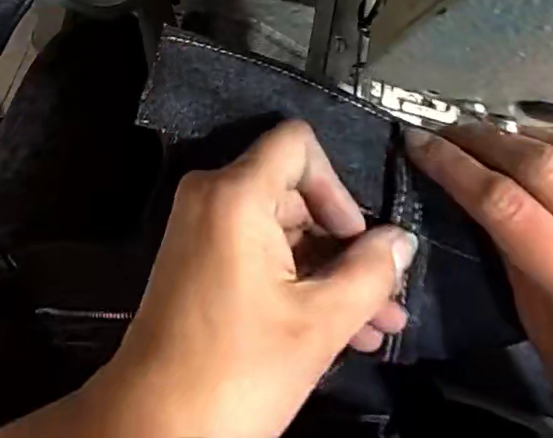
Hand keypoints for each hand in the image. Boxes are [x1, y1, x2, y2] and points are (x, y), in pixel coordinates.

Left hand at [63, 120, 416, 437]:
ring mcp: (202, 225)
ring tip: (376, 322)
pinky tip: (341, 325)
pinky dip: (296, 276)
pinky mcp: (199, 256)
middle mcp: (213, 194)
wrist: (149, 433)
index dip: (336, 184)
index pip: (298, 144)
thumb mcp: (317, 324)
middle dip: (344, 243)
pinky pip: (258, 246)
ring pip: (282, 226)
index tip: (356, 238)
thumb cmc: (236, 374)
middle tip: (385, 292)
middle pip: (295, 190)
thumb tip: (403, 241)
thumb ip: (370, 273)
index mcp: (236, 193)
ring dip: (329, 270)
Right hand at [406, 125, 552, 437]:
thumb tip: (480, 200)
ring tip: (483, 131)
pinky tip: (536, 151)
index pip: (516, 212)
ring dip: (526, 135)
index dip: (459, 169)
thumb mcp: (551, 351)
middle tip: (447, 129)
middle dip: (489, 140)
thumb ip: (519, 268)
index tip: (423, 144)